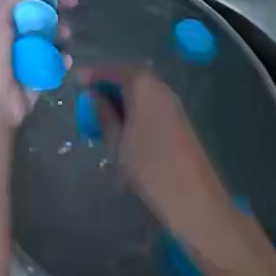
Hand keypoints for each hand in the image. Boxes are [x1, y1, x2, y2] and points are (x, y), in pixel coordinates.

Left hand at [0, 0, 75, 135]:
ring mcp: (25, 58)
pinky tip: (67, 57)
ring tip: (66, 33)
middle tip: (73, 3)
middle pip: (37, 18)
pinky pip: (53, 63)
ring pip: (48, 39)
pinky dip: (62, 58)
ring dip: (59, 33)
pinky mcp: (37, 77)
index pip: (21, 2)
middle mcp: (11, 38)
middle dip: (54, 10)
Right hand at [79, 63, 229, 222]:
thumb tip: (92, 94)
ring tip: (102, 118)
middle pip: (127, 76)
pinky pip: (150, 104)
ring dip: (120, 98)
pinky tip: (124, 129)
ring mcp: (172, 104)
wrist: (199, 206)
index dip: (92, 74)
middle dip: (107, 85)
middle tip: (88, 101)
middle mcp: (159, 87)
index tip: (76, 84)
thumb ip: (103, 114)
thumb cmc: (152, 170)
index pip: (112, 69)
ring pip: (139, 91)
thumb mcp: (118, 142)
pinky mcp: (180, 121)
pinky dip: (134, 109)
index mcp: (142, 86)